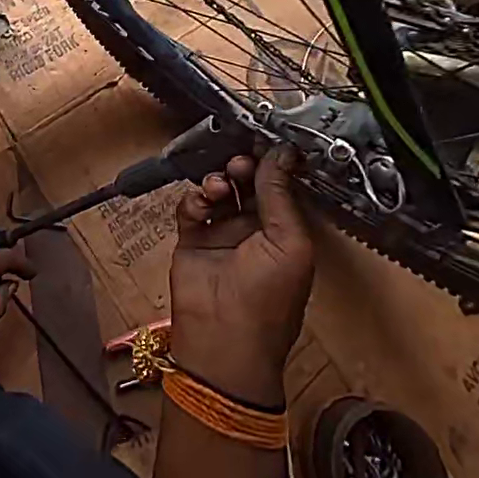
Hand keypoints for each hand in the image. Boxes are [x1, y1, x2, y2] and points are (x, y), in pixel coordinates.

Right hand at [167, 145, 313, 405]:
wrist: (223, 335)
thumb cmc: (268, 299)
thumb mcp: (287, 243)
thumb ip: (279, 196)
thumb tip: (281, 155)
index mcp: (286, 232)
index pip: (280, 188)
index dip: (272, 165)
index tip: (264, 142)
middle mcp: (255, 229)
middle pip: (246, 184)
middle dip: (242, 168)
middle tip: (238, 163)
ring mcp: (222, 233)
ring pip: (218, 191)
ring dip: (218, 181)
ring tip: (217, 187)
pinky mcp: (192, 237)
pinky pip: (190, 206)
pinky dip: (194, 199)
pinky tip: (200, 204)